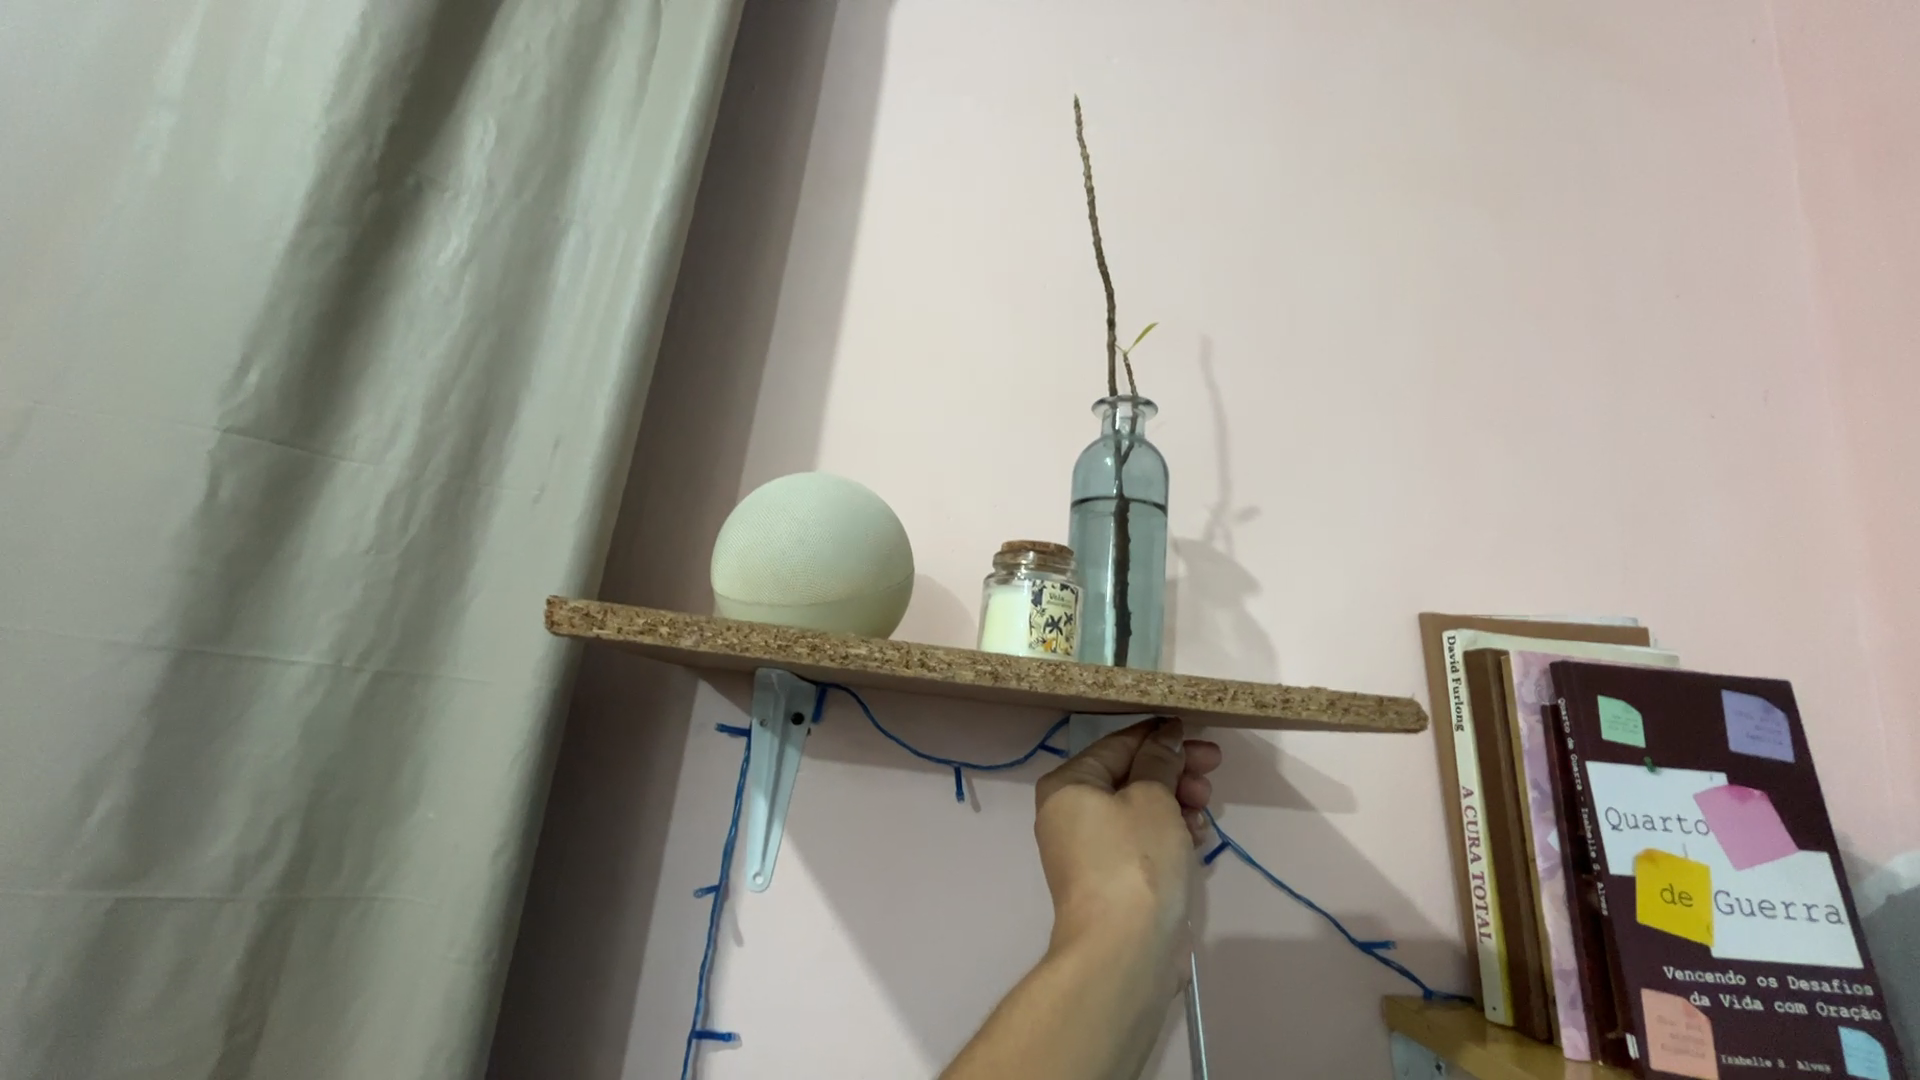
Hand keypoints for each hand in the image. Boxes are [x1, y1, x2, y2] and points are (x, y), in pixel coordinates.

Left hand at [1032, 719, 1222, 972]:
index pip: (1117, 744)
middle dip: (1173, 770)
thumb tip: (1165, 736)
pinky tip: (1197, 835)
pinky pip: (1140, 840)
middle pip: (1129, 775)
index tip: (1196, 733)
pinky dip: (1168, 832)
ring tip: (1206, 806)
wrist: (1123, 952)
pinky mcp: (1111, 878)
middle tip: (1213, 767)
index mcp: (1068, 784)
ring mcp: (1089, 848)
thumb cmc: (1134, 862)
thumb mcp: (1152, 798)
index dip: (1158, 735)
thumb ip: (1159, 761)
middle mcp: (1070, 811)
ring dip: (1176, 801)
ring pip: (1138, 808)